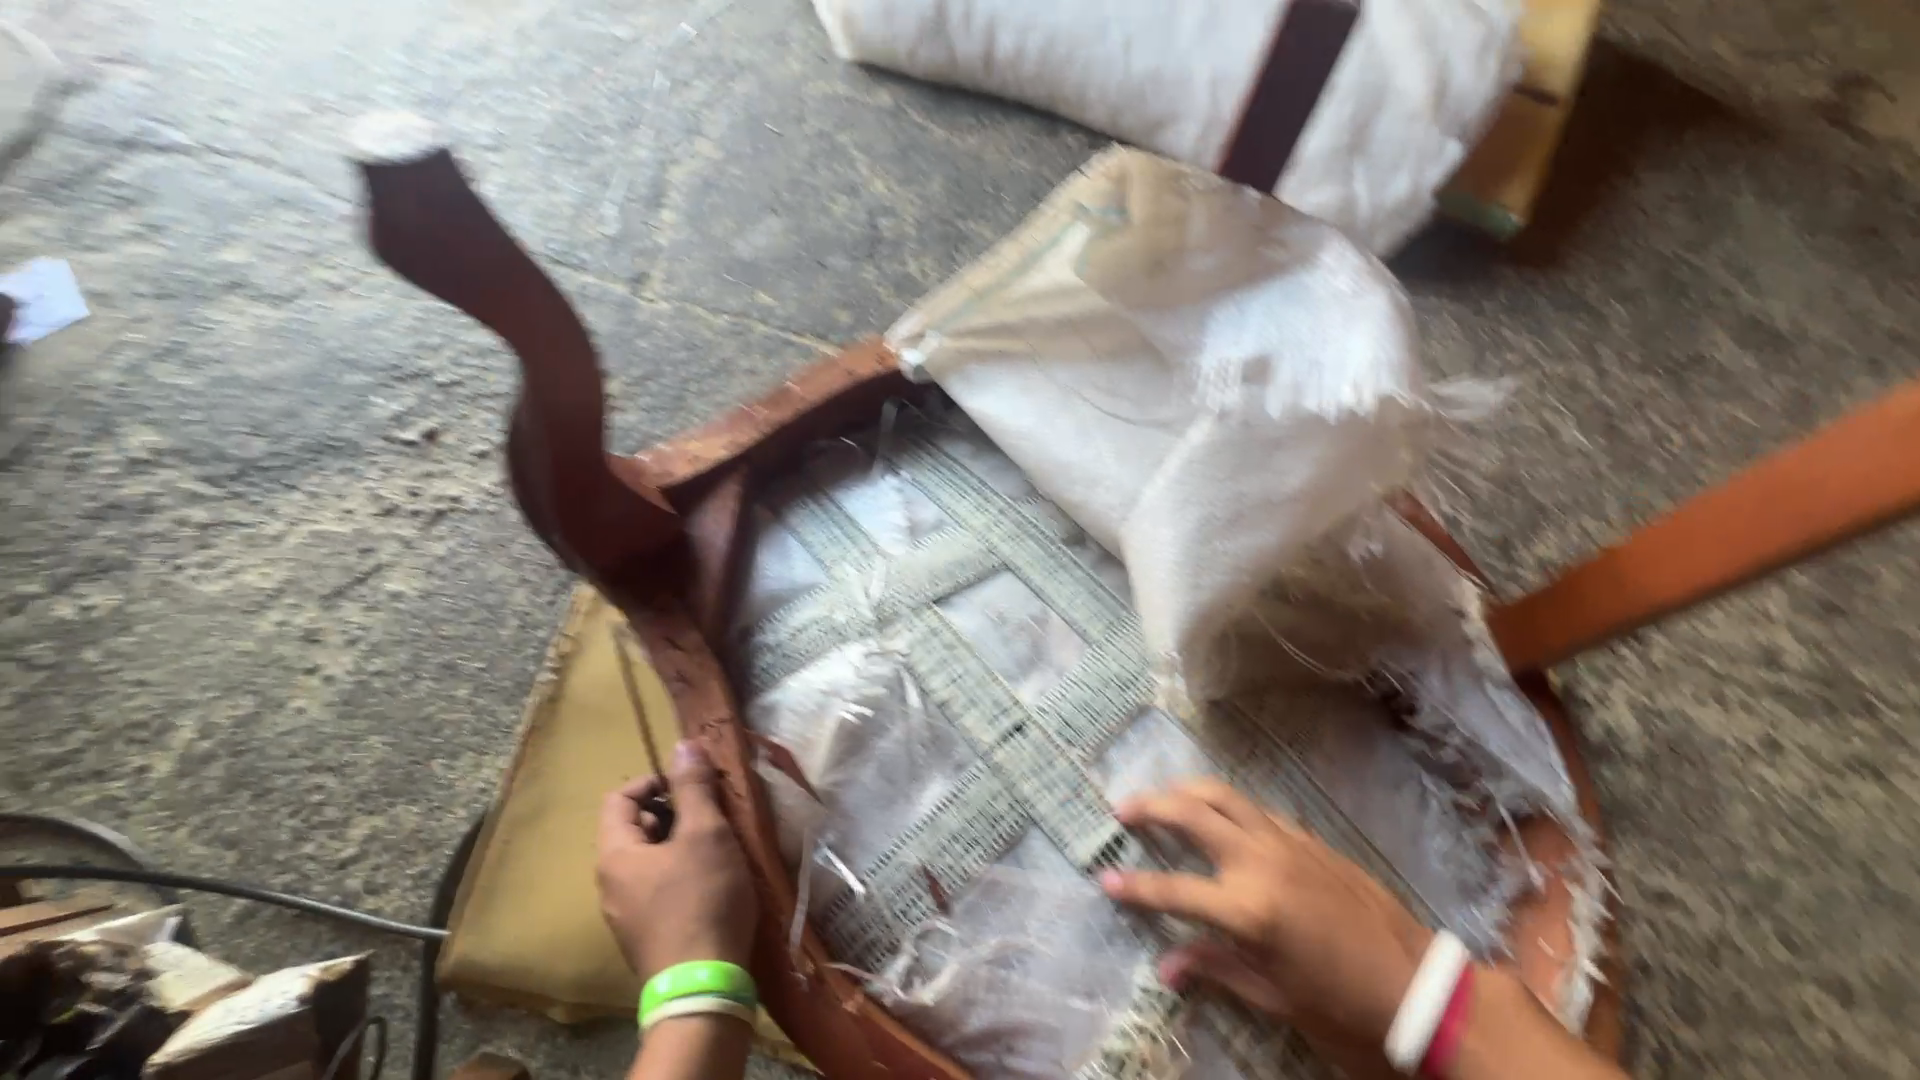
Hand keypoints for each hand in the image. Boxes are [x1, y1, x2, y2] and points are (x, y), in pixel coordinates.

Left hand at [597, 740, 757, 982]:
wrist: (704, 984)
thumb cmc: (703, 898)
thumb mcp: (706, 833)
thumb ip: (694, 786)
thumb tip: (684, 743)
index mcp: (614, 854)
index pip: (620, 797)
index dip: (655, 780)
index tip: (694, 784)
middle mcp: (608, 883)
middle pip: (633, 828)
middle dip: (672, 811)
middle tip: (711, 814)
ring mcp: (624, 914)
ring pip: (648, 859)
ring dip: (679, 843)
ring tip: (717, 846)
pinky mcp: (644, 935)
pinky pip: (656, 888)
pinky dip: (679, 872)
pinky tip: (712, 881)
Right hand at [1099, 780, 1433, 1052]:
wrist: (1418, 988)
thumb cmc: (1340, 1004)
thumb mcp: (1273, 996)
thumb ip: (1215, 968)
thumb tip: (1166, 966)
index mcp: (1247, 909)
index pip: (1173, 890)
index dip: (1134, 887)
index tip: (1103, 879)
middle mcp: (1260, 862)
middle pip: (1191, 814)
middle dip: (1150, 806)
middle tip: (1122, 809)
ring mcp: (1286, 843)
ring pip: (1224, 796)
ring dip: (1185, 791)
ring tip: (1162, 796)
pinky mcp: (1308, 838)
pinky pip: (1256, 810)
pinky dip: (1227, 807)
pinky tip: (1219, 820)